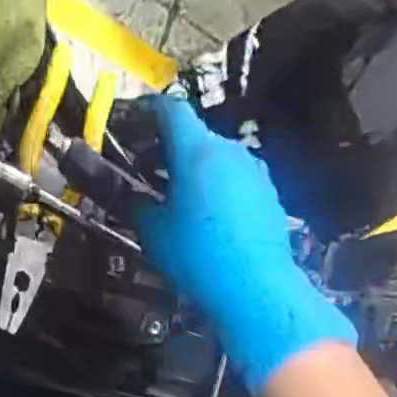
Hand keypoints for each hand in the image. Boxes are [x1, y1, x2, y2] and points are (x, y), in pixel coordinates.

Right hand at [134, 95, 358, 394]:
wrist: (255, 287)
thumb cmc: (198, 257)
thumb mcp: (156, 234)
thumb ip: (138, 206)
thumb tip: (126, 194)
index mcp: (196, 151)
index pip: (171, 111)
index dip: (149, 110)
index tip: (135, 119)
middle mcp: (229, 150)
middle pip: (196, 137)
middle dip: (170, 151)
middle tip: (150, 173)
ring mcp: (255, 171)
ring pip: (218, 161)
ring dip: (197, 173)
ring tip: (181, 202)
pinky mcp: (270, 194)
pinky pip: (237, 183)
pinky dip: (219, 191)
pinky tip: (211, 221)